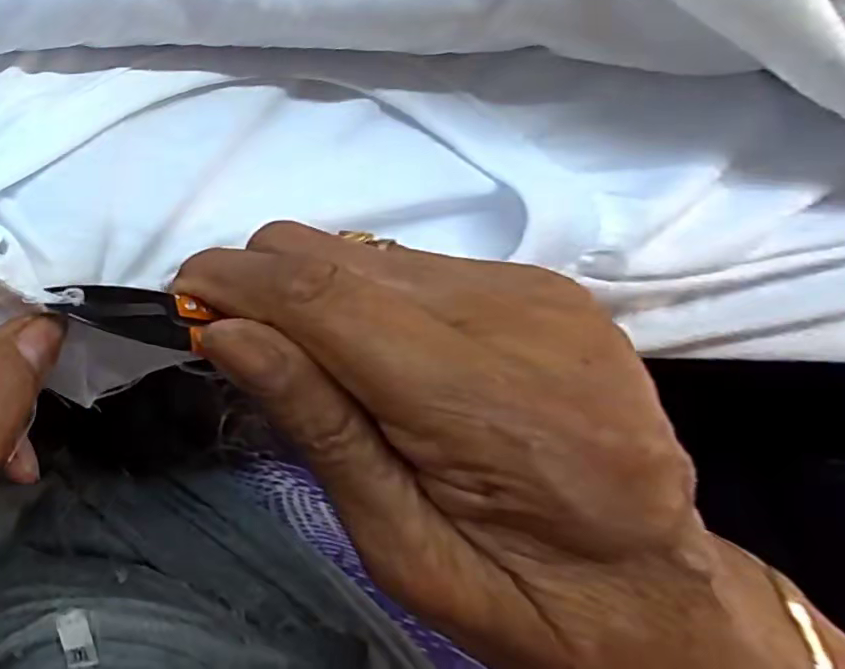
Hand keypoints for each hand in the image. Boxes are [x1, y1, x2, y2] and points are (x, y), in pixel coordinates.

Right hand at [176, 222, 844, 668]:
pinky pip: (395, 257)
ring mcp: (536, 291)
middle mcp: (523, 324)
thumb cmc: (519, 600)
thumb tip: (223, 330)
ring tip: (315, 352)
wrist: (663, 596)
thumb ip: (312, 424)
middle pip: (331, 254)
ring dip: (306, 287)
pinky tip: (375, 346)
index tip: (181, 293)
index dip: (236, 281)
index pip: (325, 300)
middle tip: (236, 334)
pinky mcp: (537, 279)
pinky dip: (354, 289)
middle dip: (259, 281)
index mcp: (496, 413)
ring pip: (355, 245)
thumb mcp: (397, 546)